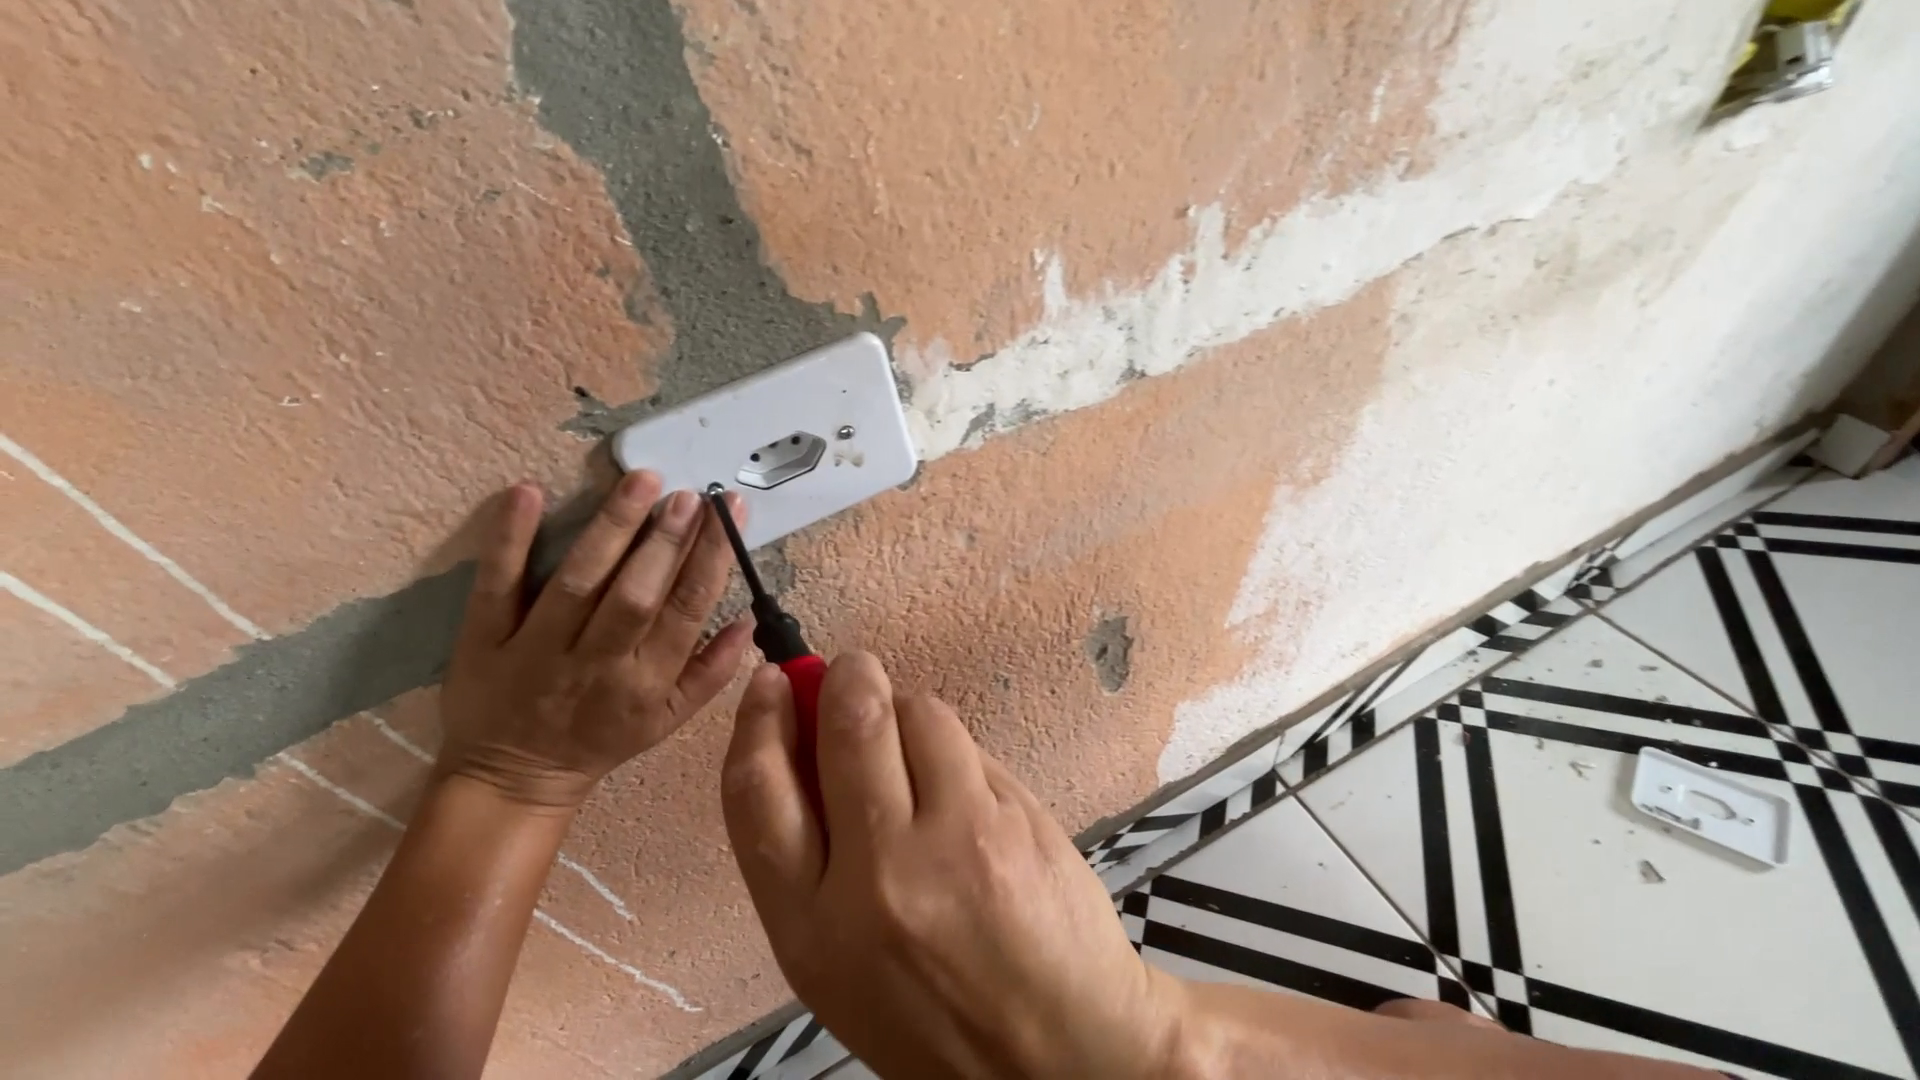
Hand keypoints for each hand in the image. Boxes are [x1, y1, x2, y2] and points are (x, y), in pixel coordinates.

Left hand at [439, 472, 753, 809]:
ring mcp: (536, 648)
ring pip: (579, 581)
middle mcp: (596, 662)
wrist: (512, 777)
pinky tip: (529, 492)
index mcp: (646, 681)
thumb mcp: (668, 721)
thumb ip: (711, 673)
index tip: (731, 512)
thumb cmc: (602, 740)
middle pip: (637, 594)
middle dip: (667, 541)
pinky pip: (498, 585)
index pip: (687, 609)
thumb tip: (747, 618)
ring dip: (611, 529)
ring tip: (642, 481)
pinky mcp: (483, 638)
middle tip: (691, 495)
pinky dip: (510, 539)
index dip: (712, 558)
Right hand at [721, 652, 1186, 1078]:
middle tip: (851, 670)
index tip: (771, 682)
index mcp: (809, 929)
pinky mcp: (1012, 821)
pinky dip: (955, 744)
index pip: (757, 793)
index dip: (758, 722)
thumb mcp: (837, 965)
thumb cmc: (934, 1013)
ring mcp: (953, 843)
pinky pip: (970, 746)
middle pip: (847, 727)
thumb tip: (804, 747)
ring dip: (907, 706)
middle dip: (846, 678)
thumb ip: (811, 862)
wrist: (1057, 1054)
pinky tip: (964, 782)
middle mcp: (874, 878)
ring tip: (917, 736)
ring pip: (918, 715)